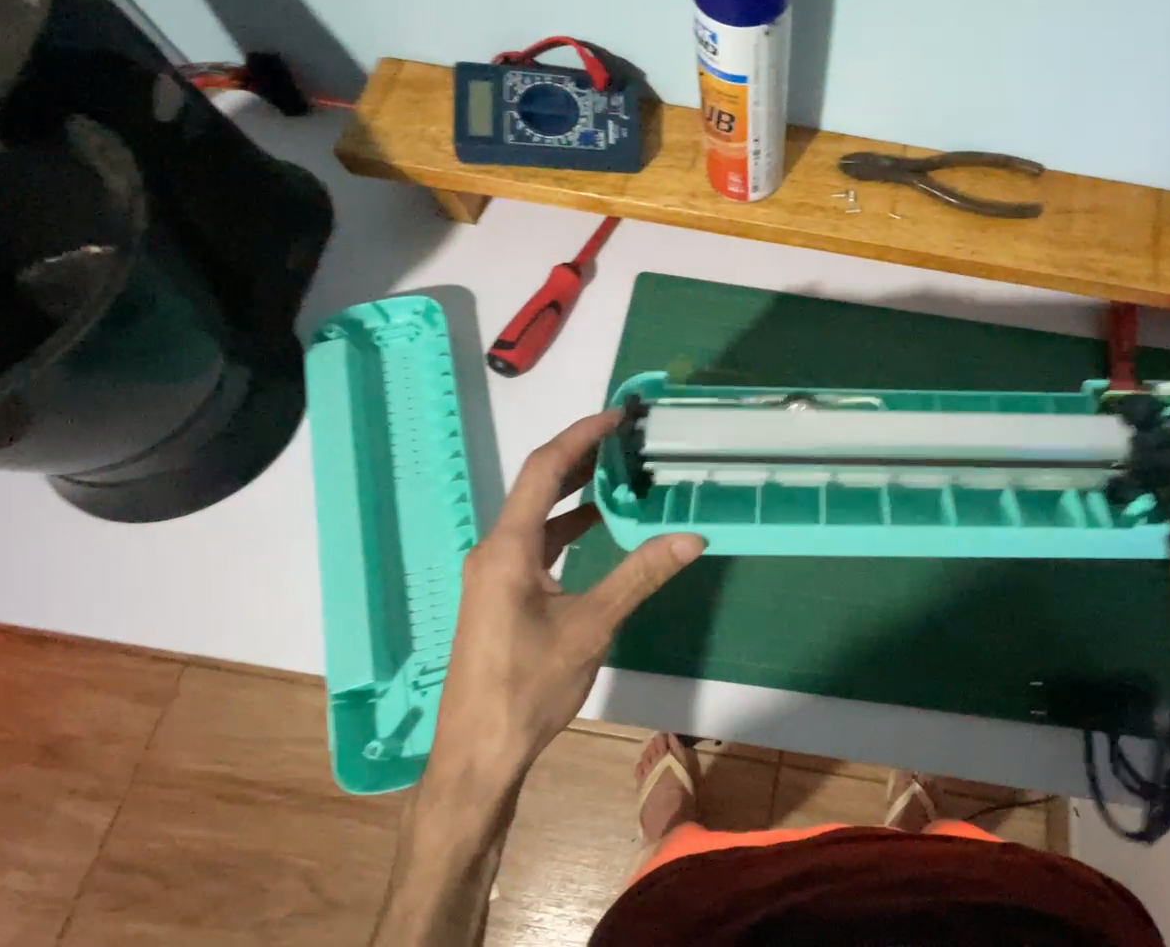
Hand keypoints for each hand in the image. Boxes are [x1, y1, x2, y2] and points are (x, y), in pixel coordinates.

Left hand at [427, 410, 704, 786]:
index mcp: (508, 548)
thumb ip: (640, 576)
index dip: (580, 436)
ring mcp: (495, 573)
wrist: (478, 753)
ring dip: (576, 492)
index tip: (618, 415)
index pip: (543, 471)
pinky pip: (537, 543)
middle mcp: (495, 550)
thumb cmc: (529, 687)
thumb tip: (691, 536)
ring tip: (623, 473)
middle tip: (629, 438)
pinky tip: (601, 527)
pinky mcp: (502, 594)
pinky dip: (569, 526)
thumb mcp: (591, 627)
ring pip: (538, 516)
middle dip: (581, 457)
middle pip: (538, 486)